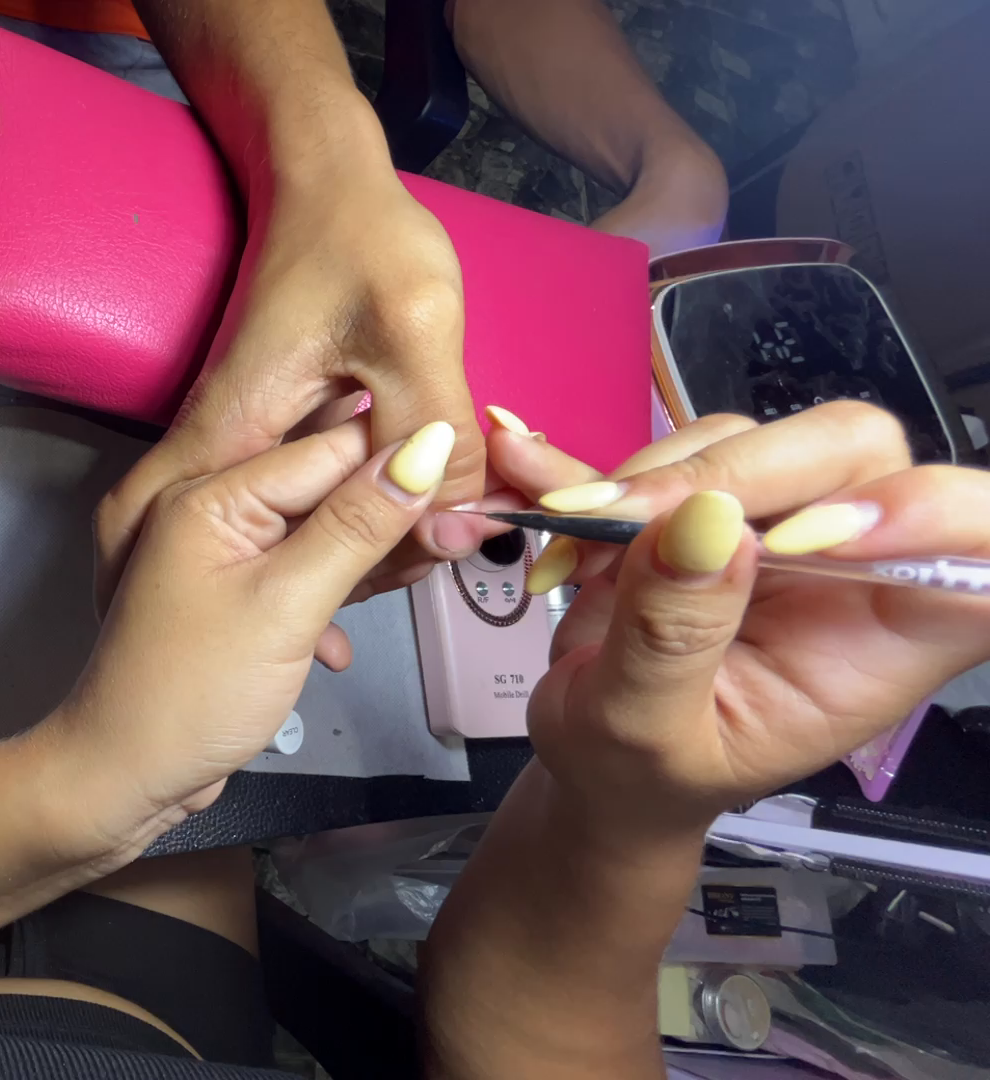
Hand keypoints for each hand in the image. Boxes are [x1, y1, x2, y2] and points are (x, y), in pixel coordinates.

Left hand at [42, 418, 456, 848]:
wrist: (127, 774)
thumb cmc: (196, 691)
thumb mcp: (286, 603)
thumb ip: (357, 525)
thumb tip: (429, 444)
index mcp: (211, 494)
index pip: (327, 448)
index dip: (404, 461)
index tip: (473, 491)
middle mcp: (209, 512)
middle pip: (323, 488)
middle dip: (389, 516)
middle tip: (456, 544)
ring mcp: (217, 558)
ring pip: (315, 537)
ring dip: (364, 564)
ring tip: (412, 585)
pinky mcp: (229, 600)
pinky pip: (293, 577)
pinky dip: (325, 602)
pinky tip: (337, 650)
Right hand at [94, 178, 486, 625]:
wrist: (321, 190)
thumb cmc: (358, 248)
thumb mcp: (414, 329)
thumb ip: (435, 429)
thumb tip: (455, 524)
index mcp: (229, 446)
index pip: (225, 559)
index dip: (307, 597)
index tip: (404, 579)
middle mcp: (210, 463)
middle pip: (239, 563)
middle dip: (319, 592)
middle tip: (414, 576)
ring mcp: (228, 455)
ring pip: (261, 543)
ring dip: (328, 568)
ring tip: (407, 564)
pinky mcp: (255, 445)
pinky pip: (279, 515)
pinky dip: (326, 537)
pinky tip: (381, 545)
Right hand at [490, 402, 989, 836]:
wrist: (594, 760)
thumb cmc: (640, 771)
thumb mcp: (647, 727)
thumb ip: (674, 635)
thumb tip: (702, 522)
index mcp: (883, 632)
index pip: (978, 536)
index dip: (921, 511)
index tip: (794, 540)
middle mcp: (841, 565)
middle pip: (838, 453)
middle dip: (718, 477)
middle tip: (616, 519)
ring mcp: (758, 530)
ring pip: (729, 442)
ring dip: (634, 483)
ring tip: (564, 546)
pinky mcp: (681, 516)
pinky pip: (645, 461)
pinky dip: (575, 473)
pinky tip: (532, 497)